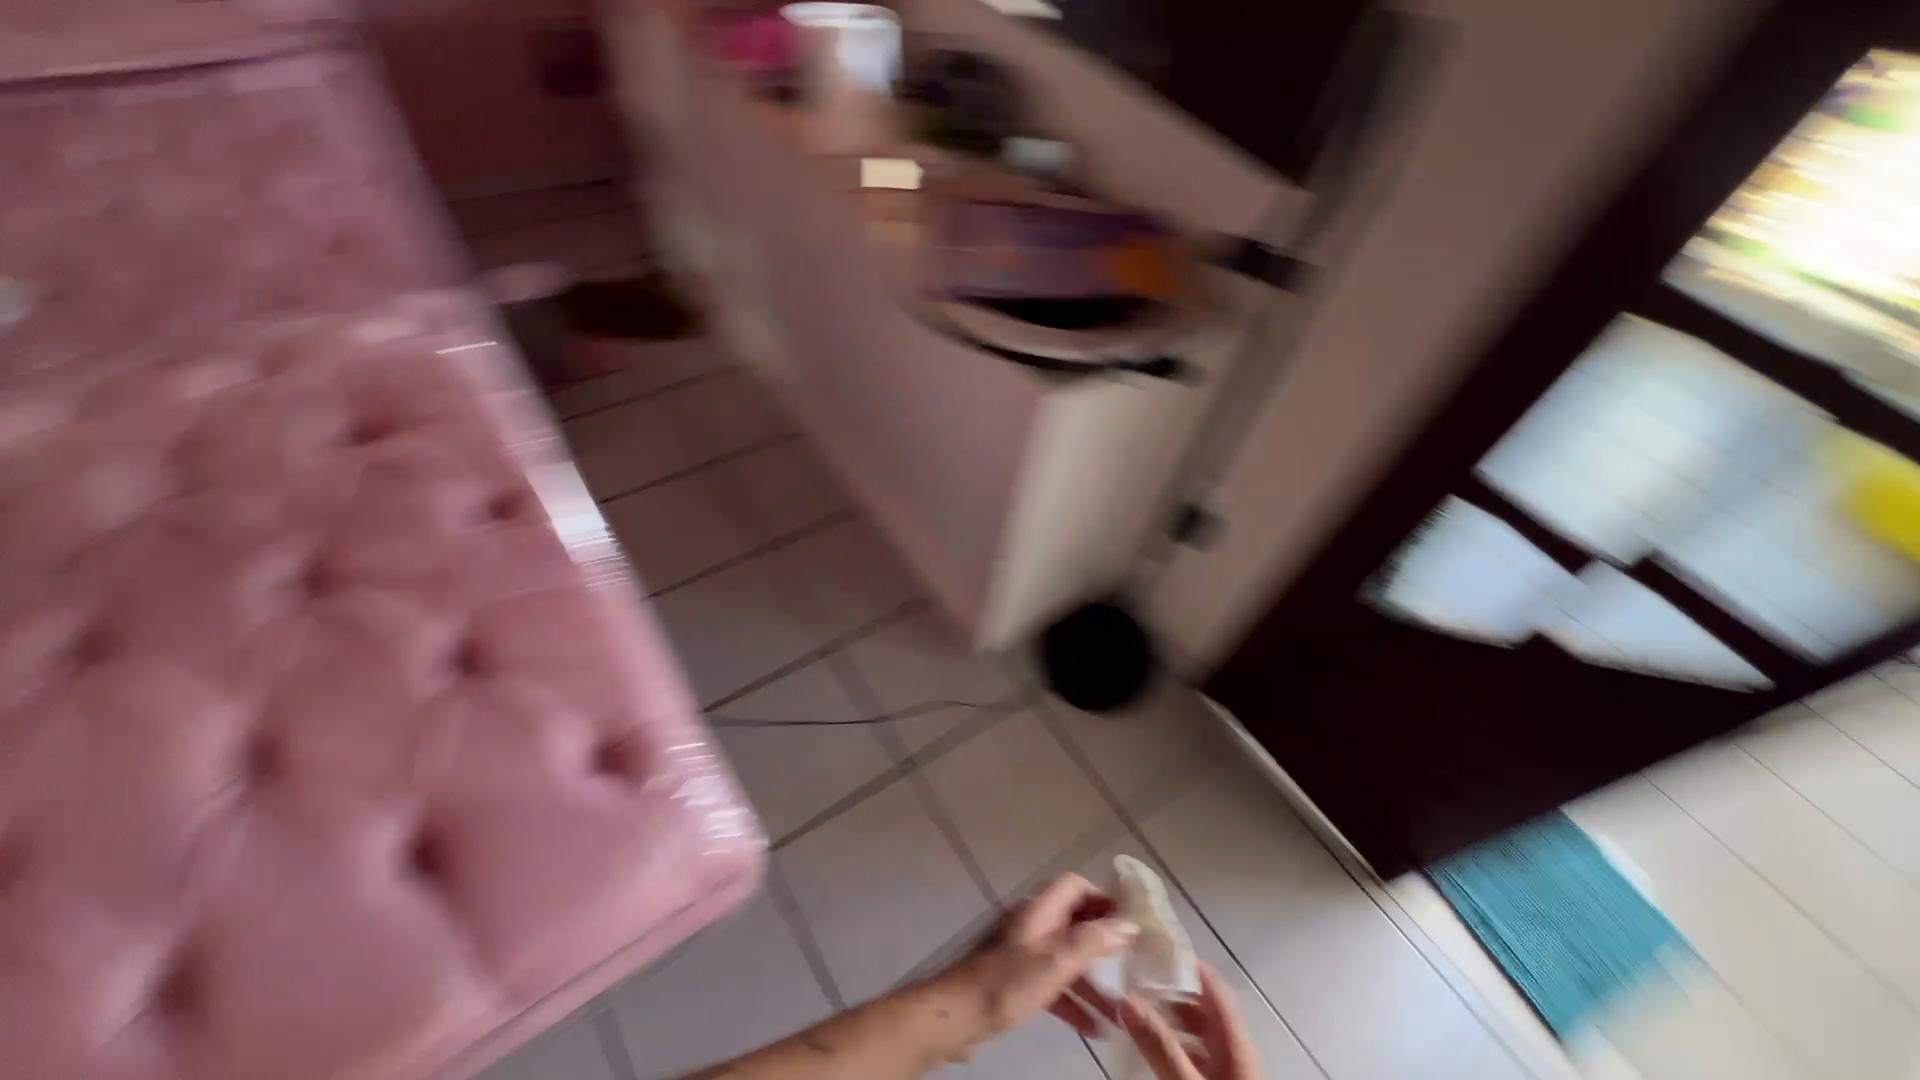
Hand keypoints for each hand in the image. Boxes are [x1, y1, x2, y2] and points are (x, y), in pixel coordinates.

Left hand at [937, 874, 1136, 1046]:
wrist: (956, 1017)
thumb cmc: (1007, 984)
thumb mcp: (1055, 962)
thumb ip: (1091, 942)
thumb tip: (1127, 925)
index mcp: (1039, 911)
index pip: (1074, 886)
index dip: (1102, 897)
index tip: (1128, 920)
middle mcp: (1033, 926)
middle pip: (1074, 922)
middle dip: (1103, 942)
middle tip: (1132, 962)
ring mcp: (1025, 955)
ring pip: (1067, 958)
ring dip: (1094, 980)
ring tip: (1122, 1008)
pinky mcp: (1018, 982)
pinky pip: (1055, 985)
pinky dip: (1075, 1002)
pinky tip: (1095, 1029)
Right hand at [1121, 965, 1259, 1079]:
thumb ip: (1159, 1044)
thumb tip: (1126, 1000)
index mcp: (1236, 1038)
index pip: (1212, 984)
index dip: (1184, 963)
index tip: (1151, 950)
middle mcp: (1237, 1046)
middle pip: (1204, 1006)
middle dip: (1170, 993)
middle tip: (1135, 985)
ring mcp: (1232, 1066)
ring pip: (1200, 1031)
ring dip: (1171, 1019)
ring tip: (1138, 1015)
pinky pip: (1198, 1052)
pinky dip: (1176, 1043)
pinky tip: (1154, 1048)